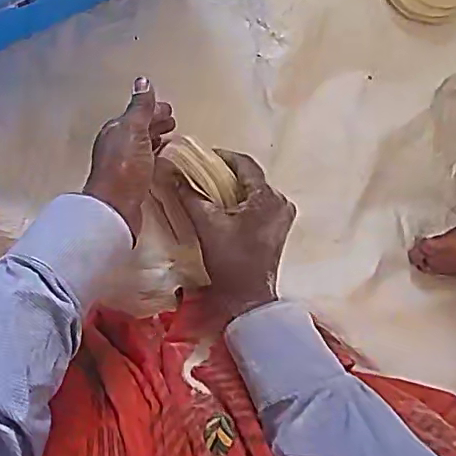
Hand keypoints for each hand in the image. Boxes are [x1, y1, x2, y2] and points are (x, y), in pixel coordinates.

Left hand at [82, 78, 175, 241]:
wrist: (115, 208)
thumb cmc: (125, 166)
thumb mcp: (134, 130)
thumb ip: (140, 108)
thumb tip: (142, 81)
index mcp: (115, 130)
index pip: (137, 114)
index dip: (153, 110)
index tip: (170, 110)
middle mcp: (116, 145)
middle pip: (138, 129)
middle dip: (155, 123)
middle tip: (173, 122)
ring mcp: (122, 164)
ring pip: (141, 145)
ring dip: (155, 139)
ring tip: (171, 138)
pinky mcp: (129, 181)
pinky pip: (144, 161)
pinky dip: (154, 155)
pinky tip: (161, 160)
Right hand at [170, 150, 296, 320]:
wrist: (246, 298)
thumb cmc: (230, 259)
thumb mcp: (207, 224)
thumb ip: (190, 196)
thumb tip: (173, 175)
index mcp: (267, 197)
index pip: (245, 164)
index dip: (222, 157)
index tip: (203, 157)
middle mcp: (280, 203)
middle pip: (251, 178)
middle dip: (226, 174)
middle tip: (202, 173)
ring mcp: (282, 217)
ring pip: (255, 192)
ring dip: (234, 188)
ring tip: (210, 190)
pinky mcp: (278, 230)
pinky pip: (259, 205)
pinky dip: (241, 202)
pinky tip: (223, 208)